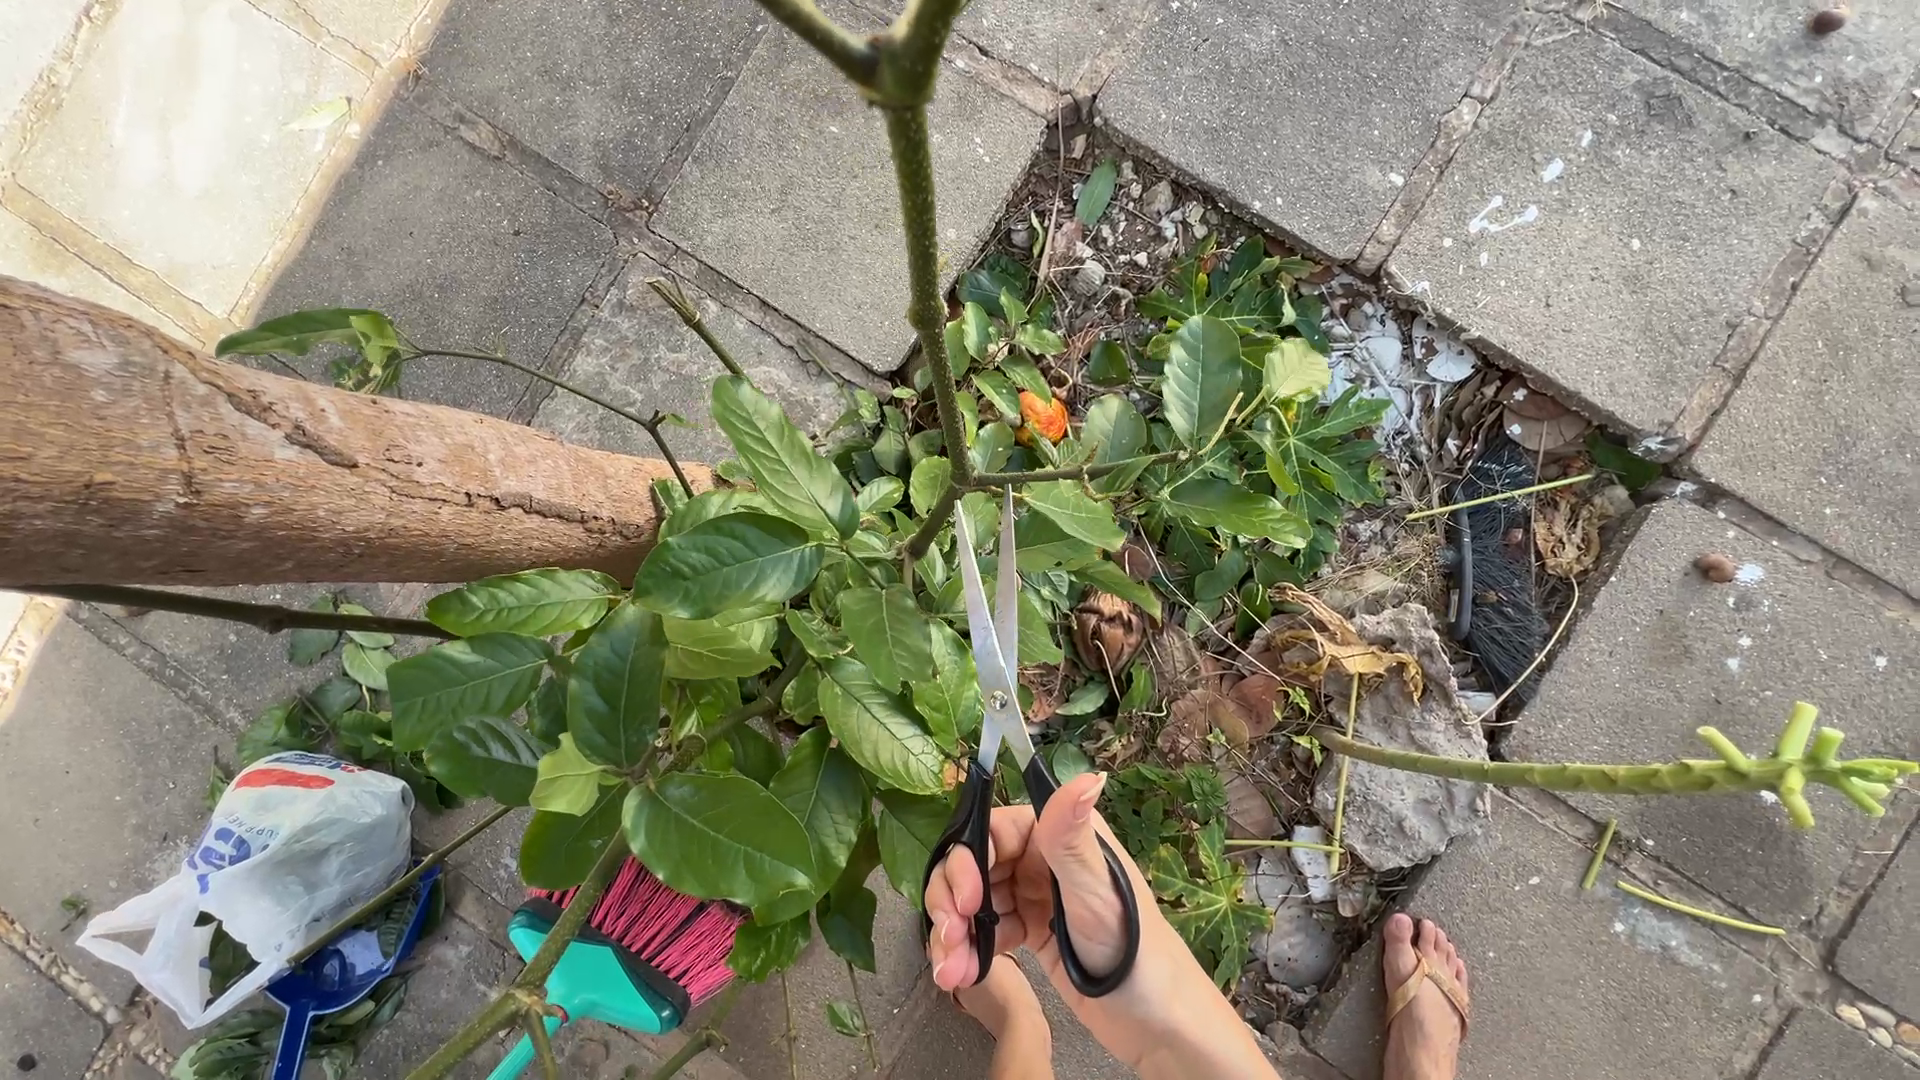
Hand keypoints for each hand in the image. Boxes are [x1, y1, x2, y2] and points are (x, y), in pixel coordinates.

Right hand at [923, 772, 1276, 1077]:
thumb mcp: (1097, 890)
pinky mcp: (1027, 931)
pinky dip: (966, 950)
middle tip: (949, 936)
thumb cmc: (1132, 947)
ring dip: (953, 930)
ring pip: (972, 899)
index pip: (994, 829)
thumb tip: (1087, 776)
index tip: (965, 898)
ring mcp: (1032, 894)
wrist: (1155, 1022)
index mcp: (1058, 834)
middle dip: (951, 899)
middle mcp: (1041, 856)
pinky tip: (961, 975)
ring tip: (950, 969)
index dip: (969, 858)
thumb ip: (1073, 835)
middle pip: (974, 863)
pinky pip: (984, 930)